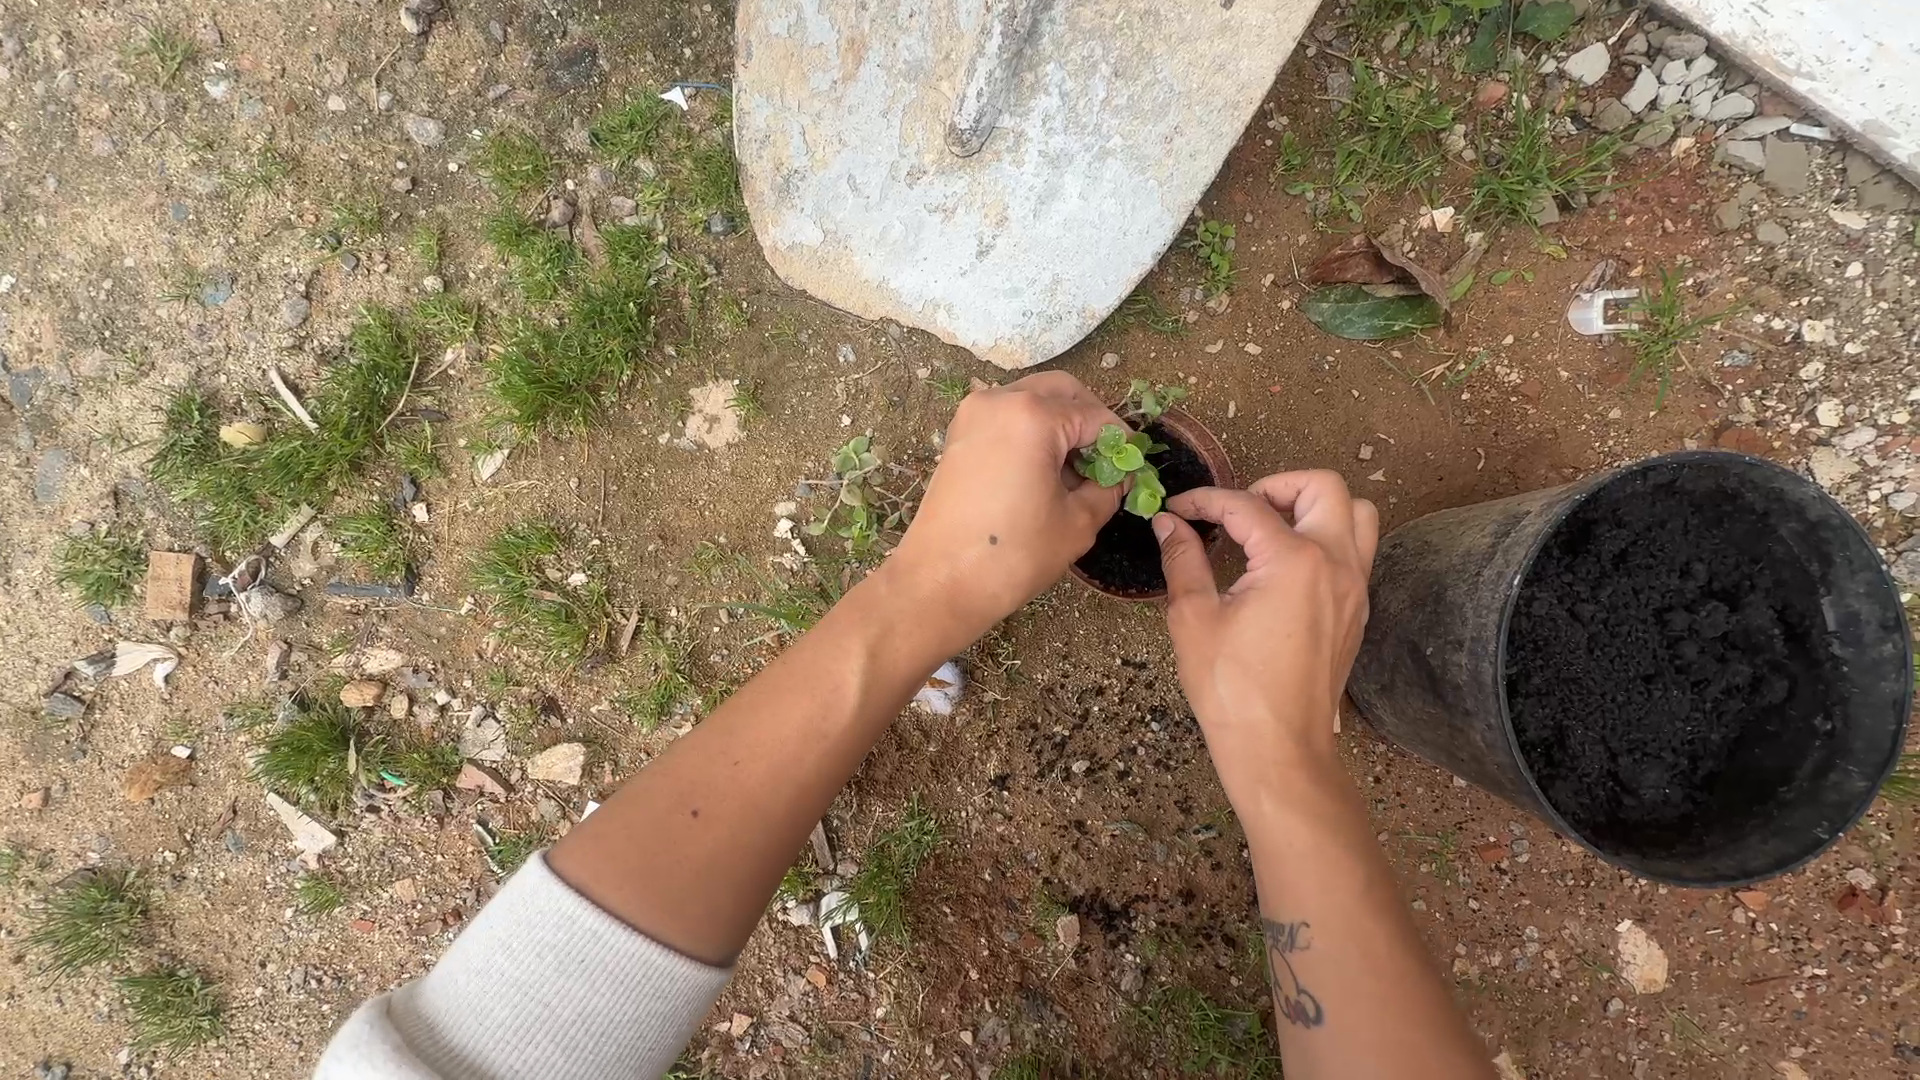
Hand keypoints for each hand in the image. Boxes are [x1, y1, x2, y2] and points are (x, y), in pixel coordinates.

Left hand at [887, 372, 1123, 643]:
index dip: (1121, 441)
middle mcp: (999, 400)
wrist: (939, 582)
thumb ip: (1107, 489)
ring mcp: (972, 414)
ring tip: (1074, 473)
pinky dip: (1029, 433)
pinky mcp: (957, 435)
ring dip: (1059, 425)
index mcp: (1033, 415)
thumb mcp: (1078, 523)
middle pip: (1060, 392)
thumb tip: (1118, 476)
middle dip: (1089, 421)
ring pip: (1030, 401)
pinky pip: (1005, 418)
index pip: (1094, 415)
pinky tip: (1042, 472)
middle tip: (1105, 462)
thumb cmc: (1012, 555)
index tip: (1132, 466)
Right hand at [1152, 472, 1378, 798]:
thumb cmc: (1229, 684)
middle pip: (1323, 487)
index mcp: (1293, 560)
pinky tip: (1284, 565)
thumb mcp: (1193, 617)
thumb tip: (1167, 523)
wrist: (1277, 746)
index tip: (1178, 508)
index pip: (1246, 506)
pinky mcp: (1357, 609)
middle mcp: (1336, 563)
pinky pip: (1356, 549)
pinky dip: (1325, 537)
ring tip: (1270, 527)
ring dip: (1313, 506)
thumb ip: (1183, 559)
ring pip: (1356, 514)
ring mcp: (1355, 586)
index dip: (1205, 500)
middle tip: (1237, 509)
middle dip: (1275, 484)